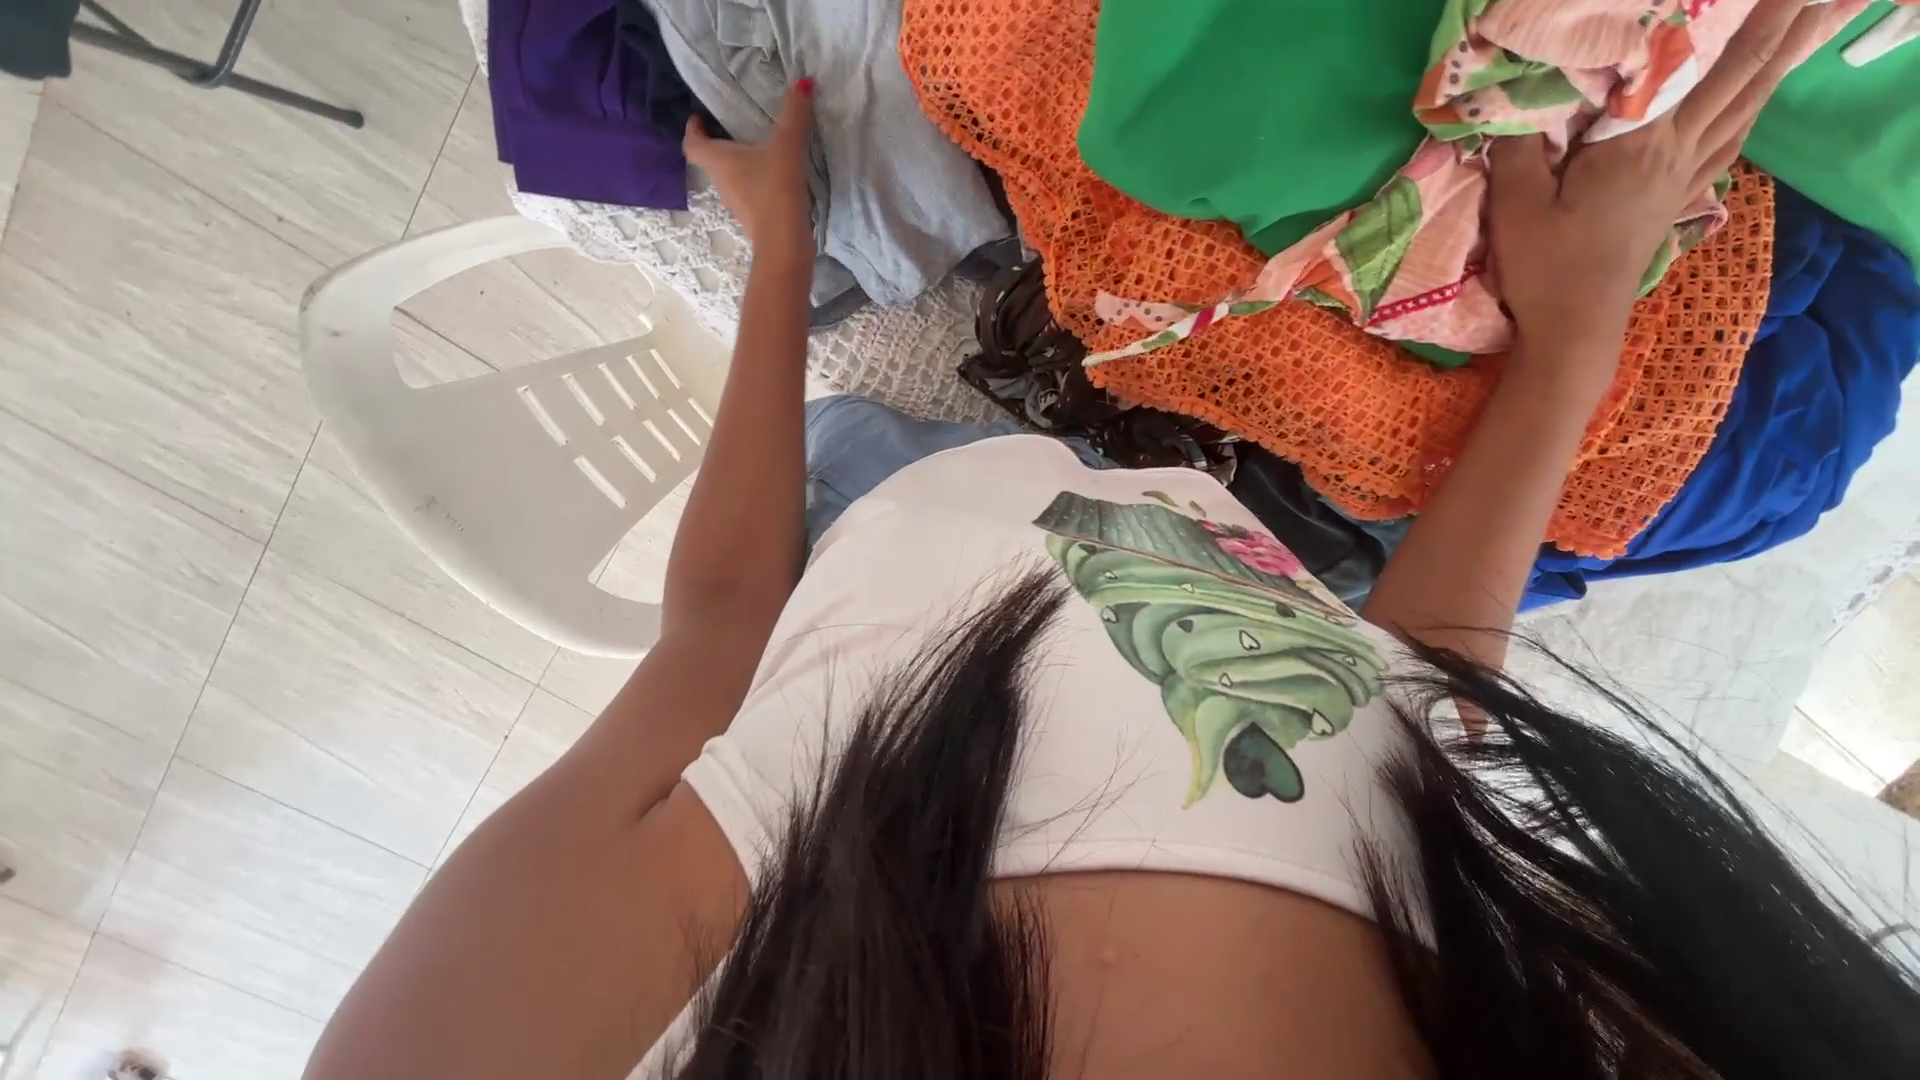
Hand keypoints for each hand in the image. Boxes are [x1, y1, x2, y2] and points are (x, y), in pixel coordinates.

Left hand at [683, 80, 815, 256]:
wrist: (785, 245)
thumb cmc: (775, 191)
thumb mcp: (787, 146)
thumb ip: (795, 114)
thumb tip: (803, 81)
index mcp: (719, 162)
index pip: (692, 144)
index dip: (693, 129)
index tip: (700, 118)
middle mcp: (722, 184)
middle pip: (712, 162)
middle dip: (721, 147)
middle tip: (736, 132)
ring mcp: (737, 207)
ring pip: (732, 181)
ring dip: (741, 169)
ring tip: (761, 155)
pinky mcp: (755, 223)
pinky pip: (751, 198)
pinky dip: (758, 188)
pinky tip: (777, 183)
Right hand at [1486, 0, 1832, 391]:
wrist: (1574, 325)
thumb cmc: (1544, 265)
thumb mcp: (1515, 206)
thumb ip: (1517, 149)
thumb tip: (1514, 102)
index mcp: (1638, 144)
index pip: (1677, 65)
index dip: (1700, 23)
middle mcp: (1676, 150)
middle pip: (1736, 74)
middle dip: (1772, 23)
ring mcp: (1683, 177)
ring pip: (1745, 103)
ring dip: (1776, 57)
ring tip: (1803, 20)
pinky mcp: (1676, 200)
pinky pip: (1729, 143)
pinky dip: (1750, 110)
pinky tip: (1756, 100)